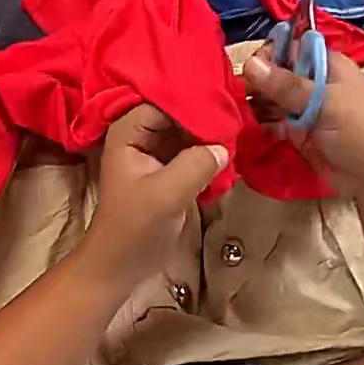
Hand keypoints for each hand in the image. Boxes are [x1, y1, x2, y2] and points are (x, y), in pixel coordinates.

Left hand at [77, 106, 226, 288]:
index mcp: (128, 131)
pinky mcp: (172, 169)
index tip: (224, 104)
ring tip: (240, 129)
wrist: (123, 265)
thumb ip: (195, 166)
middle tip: (238, 115)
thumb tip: (224, 147)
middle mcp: (142, 135)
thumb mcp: (165, 195)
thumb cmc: (134, 228)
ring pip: (190, 131)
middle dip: (206, 115)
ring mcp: (158, 152)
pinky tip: (232, 151)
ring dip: (212, 133)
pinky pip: (195, 150)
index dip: (193, 100)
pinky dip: (211, 151)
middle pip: (179, 112)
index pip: (165, 100)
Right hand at [242, 45, 363, 196]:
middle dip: (257, 82)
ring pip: (272, 99)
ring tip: (239, 112)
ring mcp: (307, 110)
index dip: (270, 55)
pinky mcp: (300, 135)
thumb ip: (287, 86)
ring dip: (255, 104)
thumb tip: (249, 63)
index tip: (249, 70)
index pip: (292, 48)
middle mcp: (315, 84)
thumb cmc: (360, 131)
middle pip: (277, 74)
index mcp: (328, 66)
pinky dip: (261, 125)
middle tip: (239, 95)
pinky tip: (246, 127)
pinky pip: (274, 124)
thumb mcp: (326, 103)